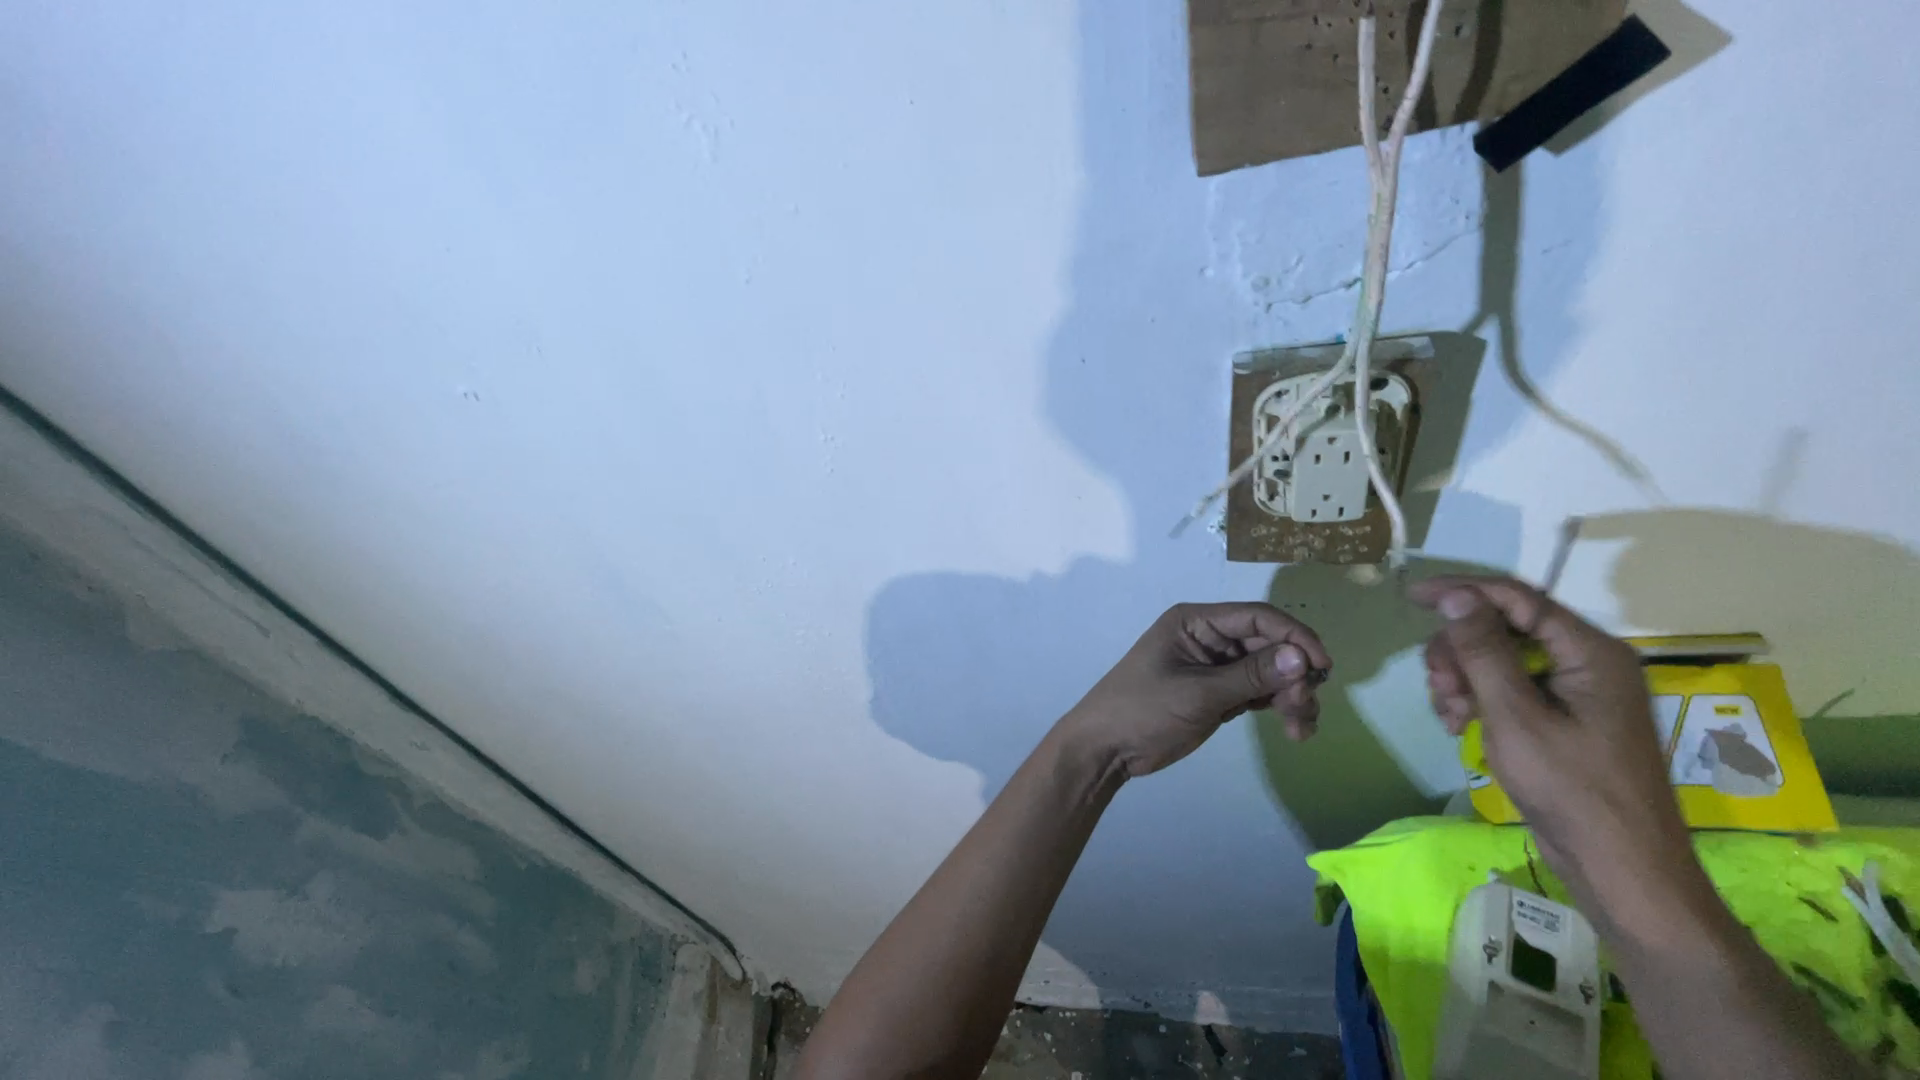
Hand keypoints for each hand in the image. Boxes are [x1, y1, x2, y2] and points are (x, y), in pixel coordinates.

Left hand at [1057, 602, 1330, 778]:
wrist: (1105, 748)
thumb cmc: (1142, 710)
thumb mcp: (1198, 693)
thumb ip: (1250, 675)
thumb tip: (1302, 658)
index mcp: (1196, 622)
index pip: (1258, 617)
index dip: (1295, 637)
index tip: (1323, 667)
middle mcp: (1209, 637)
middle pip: (1269, 645)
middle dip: (1294, 675)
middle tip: (1304, 709)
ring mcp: (1215, 666)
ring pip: (1270, 671)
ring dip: (1291, 695)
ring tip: (1300, 729)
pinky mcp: (1219, 693)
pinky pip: (1259, 691)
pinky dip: (1278, 706)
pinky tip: (1295, 729)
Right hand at [1410, 576, 1708, 935]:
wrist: (1621, 868)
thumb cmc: (1571, 788)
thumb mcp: (1515, 715)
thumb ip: (1483, 650)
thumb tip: (1456, 596)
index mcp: (1590, 652)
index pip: (1517, 597)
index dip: (1462, 591)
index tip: (1411, 596)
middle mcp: (1587, 662)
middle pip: (1504, 628)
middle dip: (1459, 651)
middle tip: (1438, 687)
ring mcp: (1578, 692)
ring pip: (1500, 659)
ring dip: (1464, 679)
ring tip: (1451, 717)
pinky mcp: (1565, 719)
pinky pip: (1510, 688)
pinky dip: (1479, 700)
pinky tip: (1462, 727)